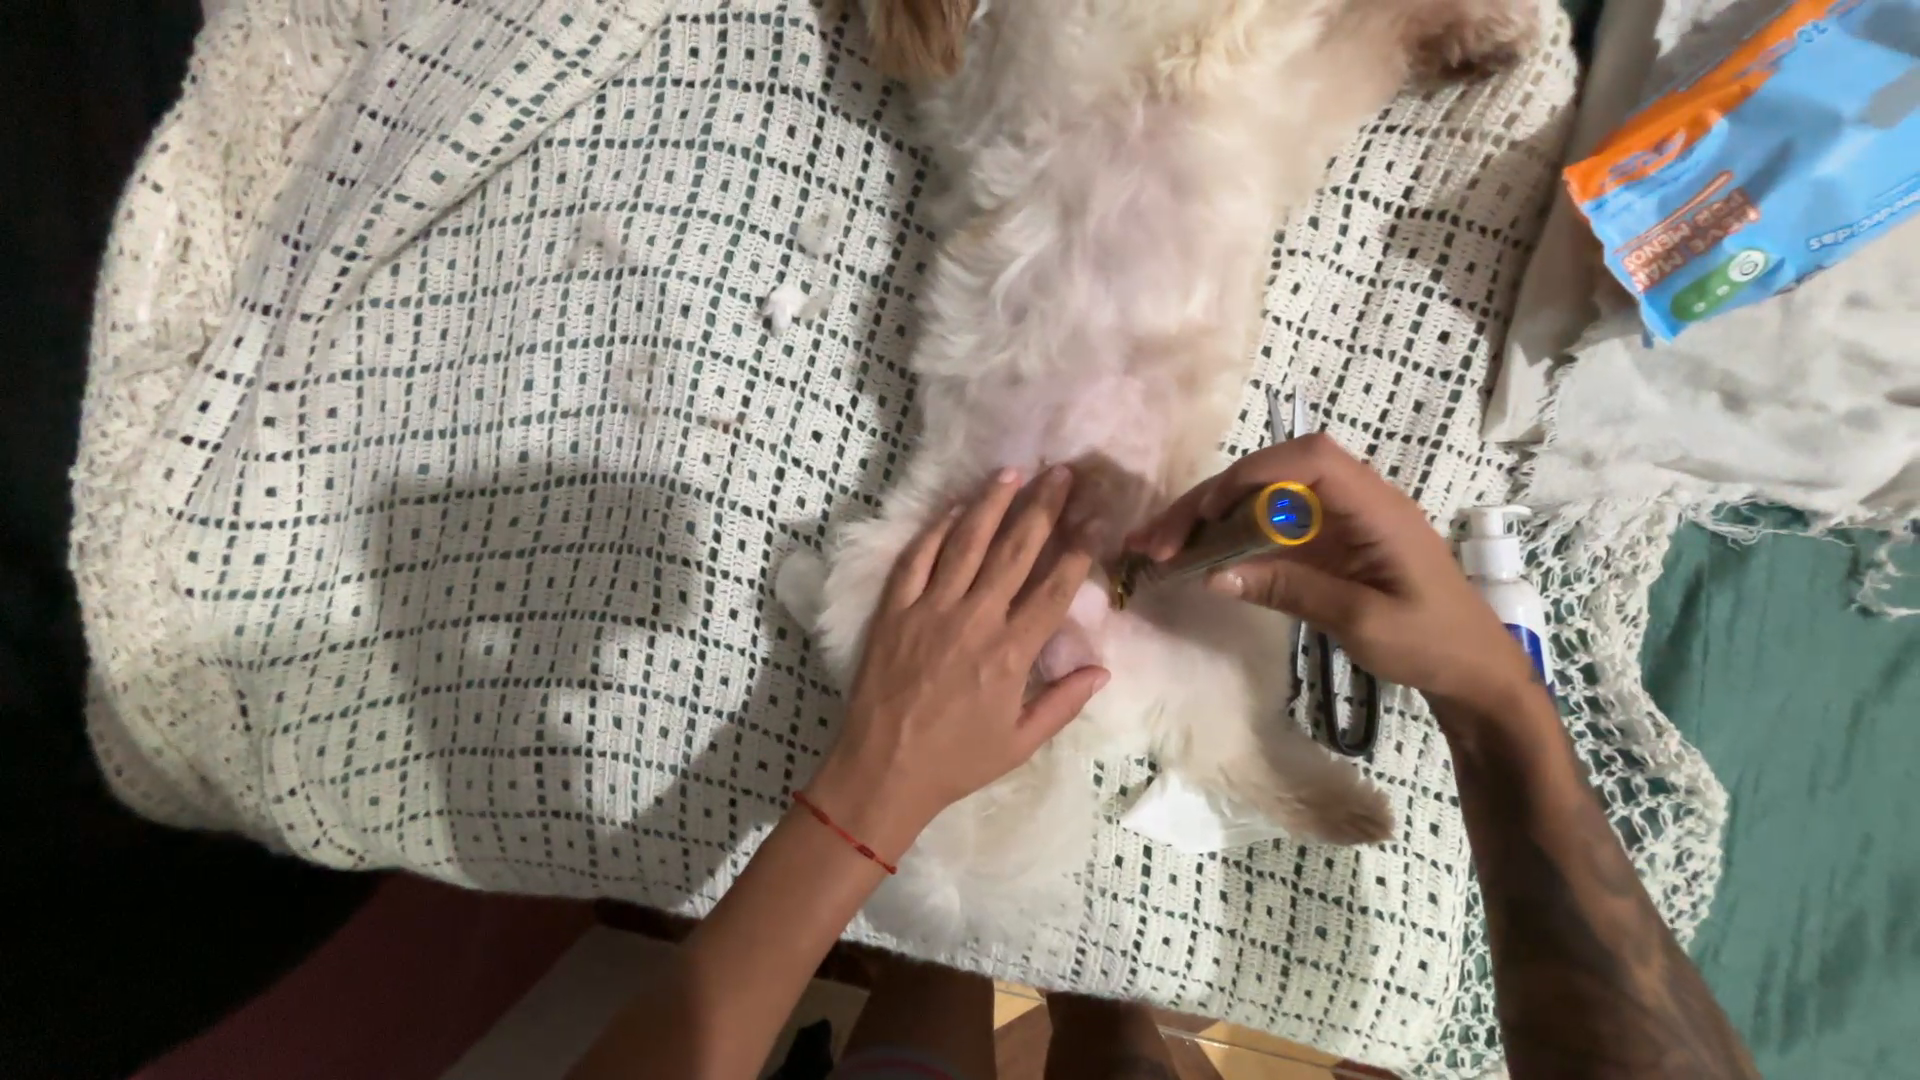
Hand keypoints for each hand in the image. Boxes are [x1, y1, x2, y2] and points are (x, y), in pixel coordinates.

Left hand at [809, 465, 1111, 859]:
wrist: (883, 770)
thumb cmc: (957, 761)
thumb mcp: (1020, 743)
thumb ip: (1064, 703)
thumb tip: (1102, 669)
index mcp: (1011, 653)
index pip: (1054, 588)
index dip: (1078, 548)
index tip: (1095, 517)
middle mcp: (975, 620)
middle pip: (1015, 551)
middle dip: (1042, 507)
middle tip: (1061, 472)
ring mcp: (930, 610)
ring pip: (966, 543)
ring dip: (991, 503)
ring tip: (1012, 471)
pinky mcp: (895, 610)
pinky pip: (917, 559)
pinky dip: (937, 530)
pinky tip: (955, 508)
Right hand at [1129, 434, 1532, 712]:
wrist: (1474, 669)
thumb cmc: (1432, 644)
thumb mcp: (1363, 623)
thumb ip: (1292, 590)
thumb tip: (1214, 573)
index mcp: (1376, 508)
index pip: (1309, 461)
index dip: (1252, 474)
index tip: (1208, 511)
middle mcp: (1353, 501)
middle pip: (1271, 476)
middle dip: (1209, 500)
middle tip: (1157, 541)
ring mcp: (1337, 520)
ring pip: (1261, 498)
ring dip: (1208, 518)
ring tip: (1160, 547)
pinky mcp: (1325, 542)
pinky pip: (1267, 526)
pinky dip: (1228, 537)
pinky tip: (1196, 555)